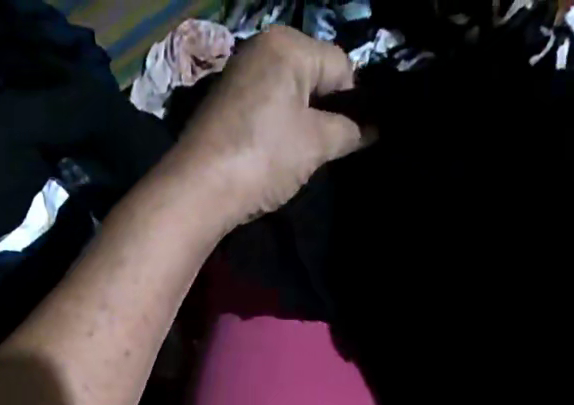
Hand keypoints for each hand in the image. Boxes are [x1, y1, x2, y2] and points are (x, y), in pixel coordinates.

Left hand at [159, 27, 368, 229]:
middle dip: (330, 111)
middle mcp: (263, 49)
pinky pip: (270, 109)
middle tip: (337, 149)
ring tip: (310, 157)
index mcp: (288, 45)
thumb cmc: (264, 157)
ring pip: (293, 96)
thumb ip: (349, 132)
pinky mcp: (229, 104)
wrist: (200, 189)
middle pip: (316, 77)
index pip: (342, 66)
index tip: (361, 136)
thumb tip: (372, 129)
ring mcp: (242, 76)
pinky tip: (283, 156)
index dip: (356, 102)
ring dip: (307, 124)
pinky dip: (283, 129)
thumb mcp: (316, 144)